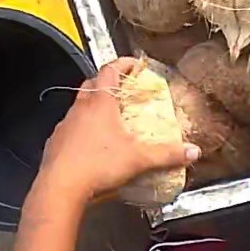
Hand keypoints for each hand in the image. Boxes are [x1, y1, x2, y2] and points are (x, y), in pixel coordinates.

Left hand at [33, 57, 198, 209]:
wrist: (61, 186)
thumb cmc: (98, 165)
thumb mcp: (139, 159)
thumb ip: (167, 154)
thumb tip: (193, 151)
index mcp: (100, 104)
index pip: (110, 71)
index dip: (122, 64)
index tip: (133, 64)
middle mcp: (80, 109)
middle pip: (92, 84)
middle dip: (107, 82)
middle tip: (123, 89)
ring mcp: (65, 125)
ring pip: (79, 106)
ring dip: (93, 106)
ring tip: (110, 118)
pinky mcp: (56, 143)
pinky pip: (71, 128)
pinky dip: (83, 128)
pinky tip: (93, 144)